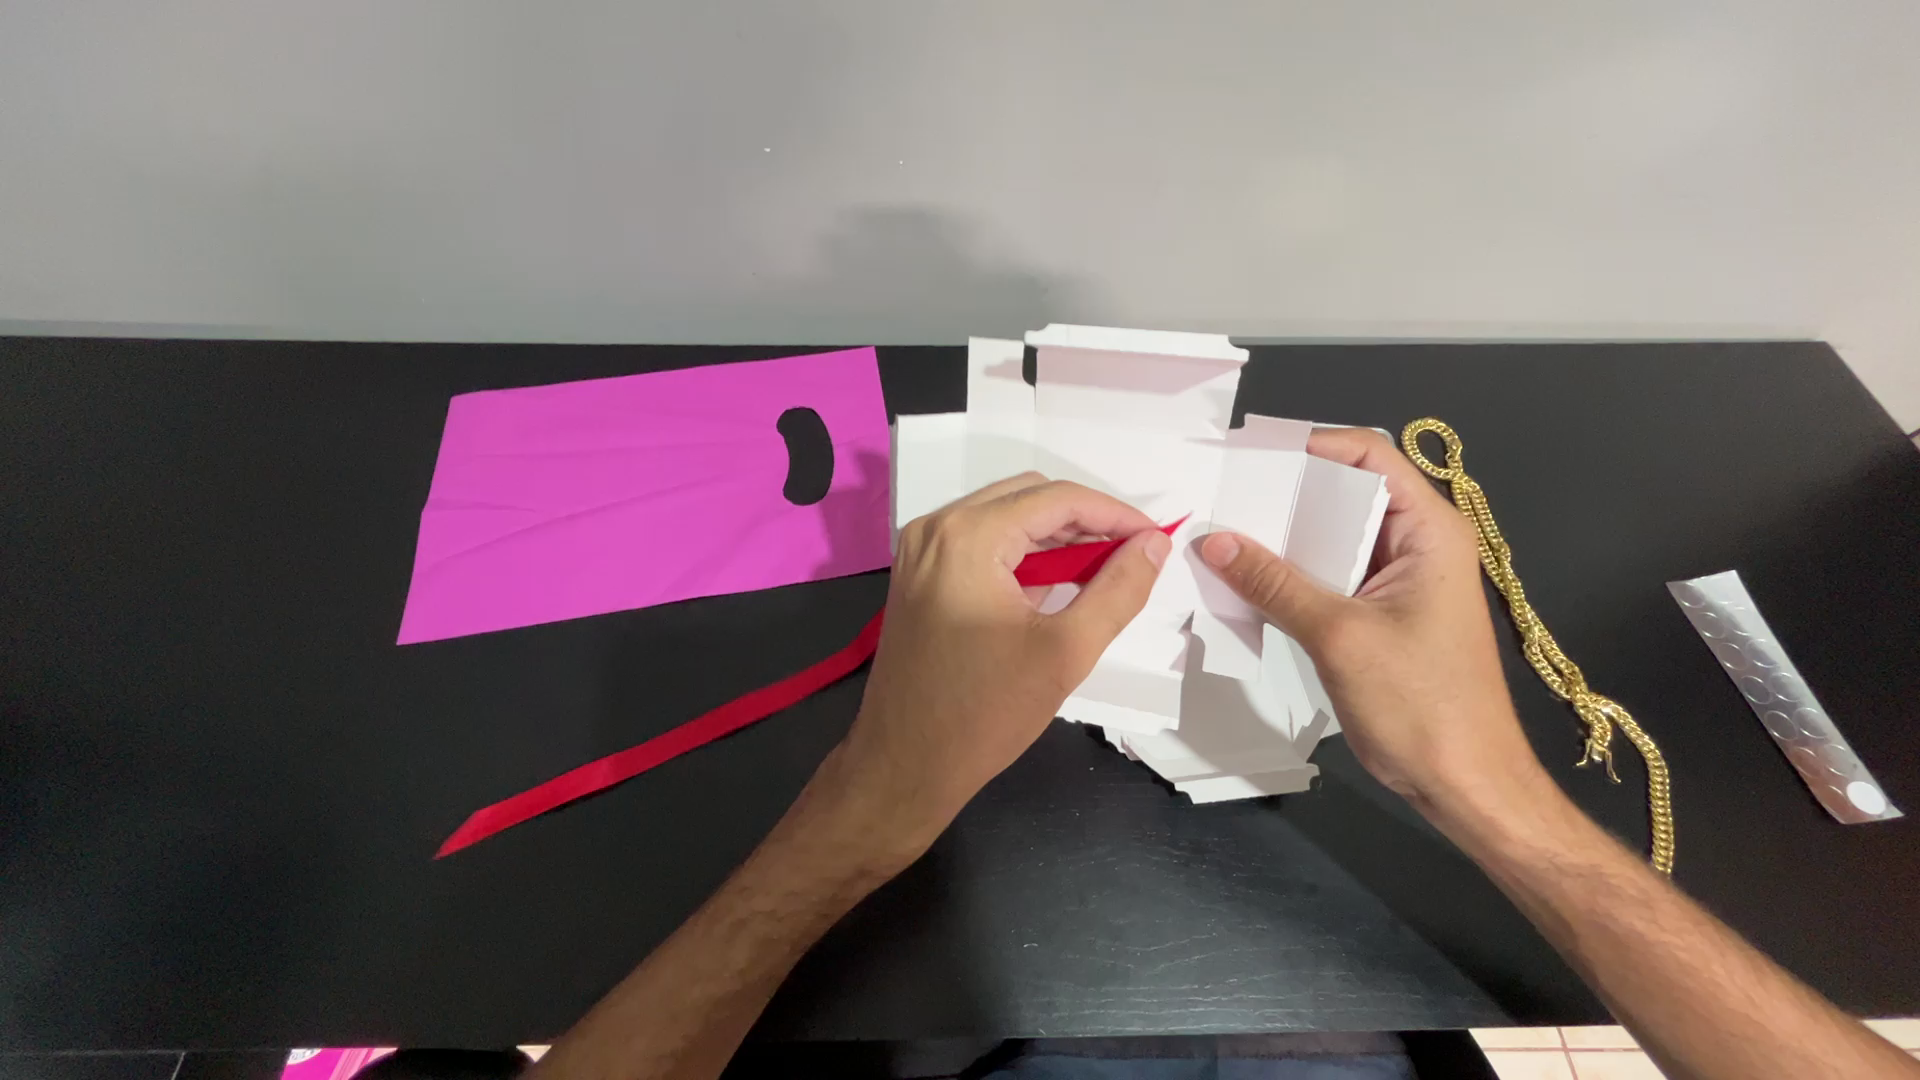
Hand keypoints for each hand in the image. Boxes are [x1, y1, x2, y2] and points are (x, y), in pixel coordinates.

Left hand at [824, 473, 1169, 854]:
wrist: (904, 764)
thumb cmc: (985, 713)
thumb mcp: (1066, 651)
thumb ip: (1118, 589)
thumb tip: (1154, 544)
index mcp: (967, 537)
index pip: (1056, 498)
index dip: (1114, 513)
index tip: (1155, 537)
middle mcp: (936, 527)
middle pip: (1027, 497)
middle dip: (1084, 520)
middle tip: (1130, 555)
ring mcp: (920, 550)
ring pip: (1003, 516)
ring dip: (1054, 536)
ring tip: (1101, 570)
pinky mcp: (917, 573)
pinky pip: (979, 542)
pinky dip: (1020, 554)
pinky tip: (1055, 584)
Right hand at [1197, 428, 1548, 818]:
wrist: (1462, 782)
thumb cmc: (1420, 702)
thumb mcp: (1339, 634)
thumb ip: (1273, 583)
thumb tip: (1212, 541)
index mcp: (1427, 531)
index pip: (1369, 458)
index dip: (1311, 445)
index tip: (1250, 455)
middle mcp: (1411, 545)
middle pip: (1341, 494)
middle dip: (1282, 493)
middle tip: (1220, 495)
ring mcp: (1390, 582)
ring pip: (1326, 539)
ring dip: (1277, 537)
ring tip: (1218, 533)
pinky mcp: (1370, 614)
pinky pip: (1321, 577)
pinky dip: (1283, 574)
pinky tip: (1238, 579)